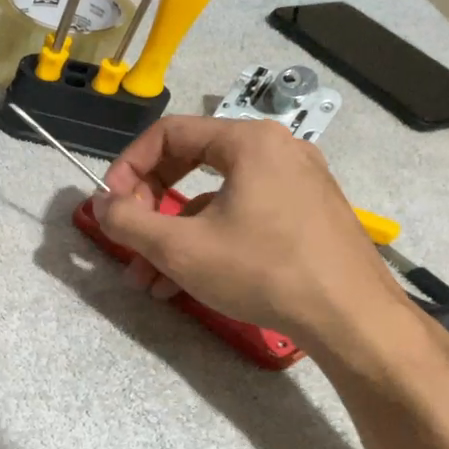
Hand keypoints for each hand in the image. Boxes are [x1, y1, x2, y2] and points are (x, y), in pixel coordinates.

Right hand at [92, 116, 415, 356]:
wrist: (349, 315)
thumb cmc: (261, 270)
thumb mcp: (179, 247)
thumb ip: (127, 221)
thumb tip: (99, 204)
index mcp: (248, 142)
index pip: (167, 133)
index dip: (127, 167)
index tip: (109, 206)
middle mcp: (275, 151)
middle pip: (187, 163)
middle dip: (146, 206)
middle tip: (126, 240)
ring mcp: (293, 183)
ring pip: (209, 199)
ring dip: (168, 235)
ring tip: (146, 279)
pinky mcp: (301, 214)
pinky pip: (235, 216)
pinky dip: (202, 242)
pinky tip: (181, 283)